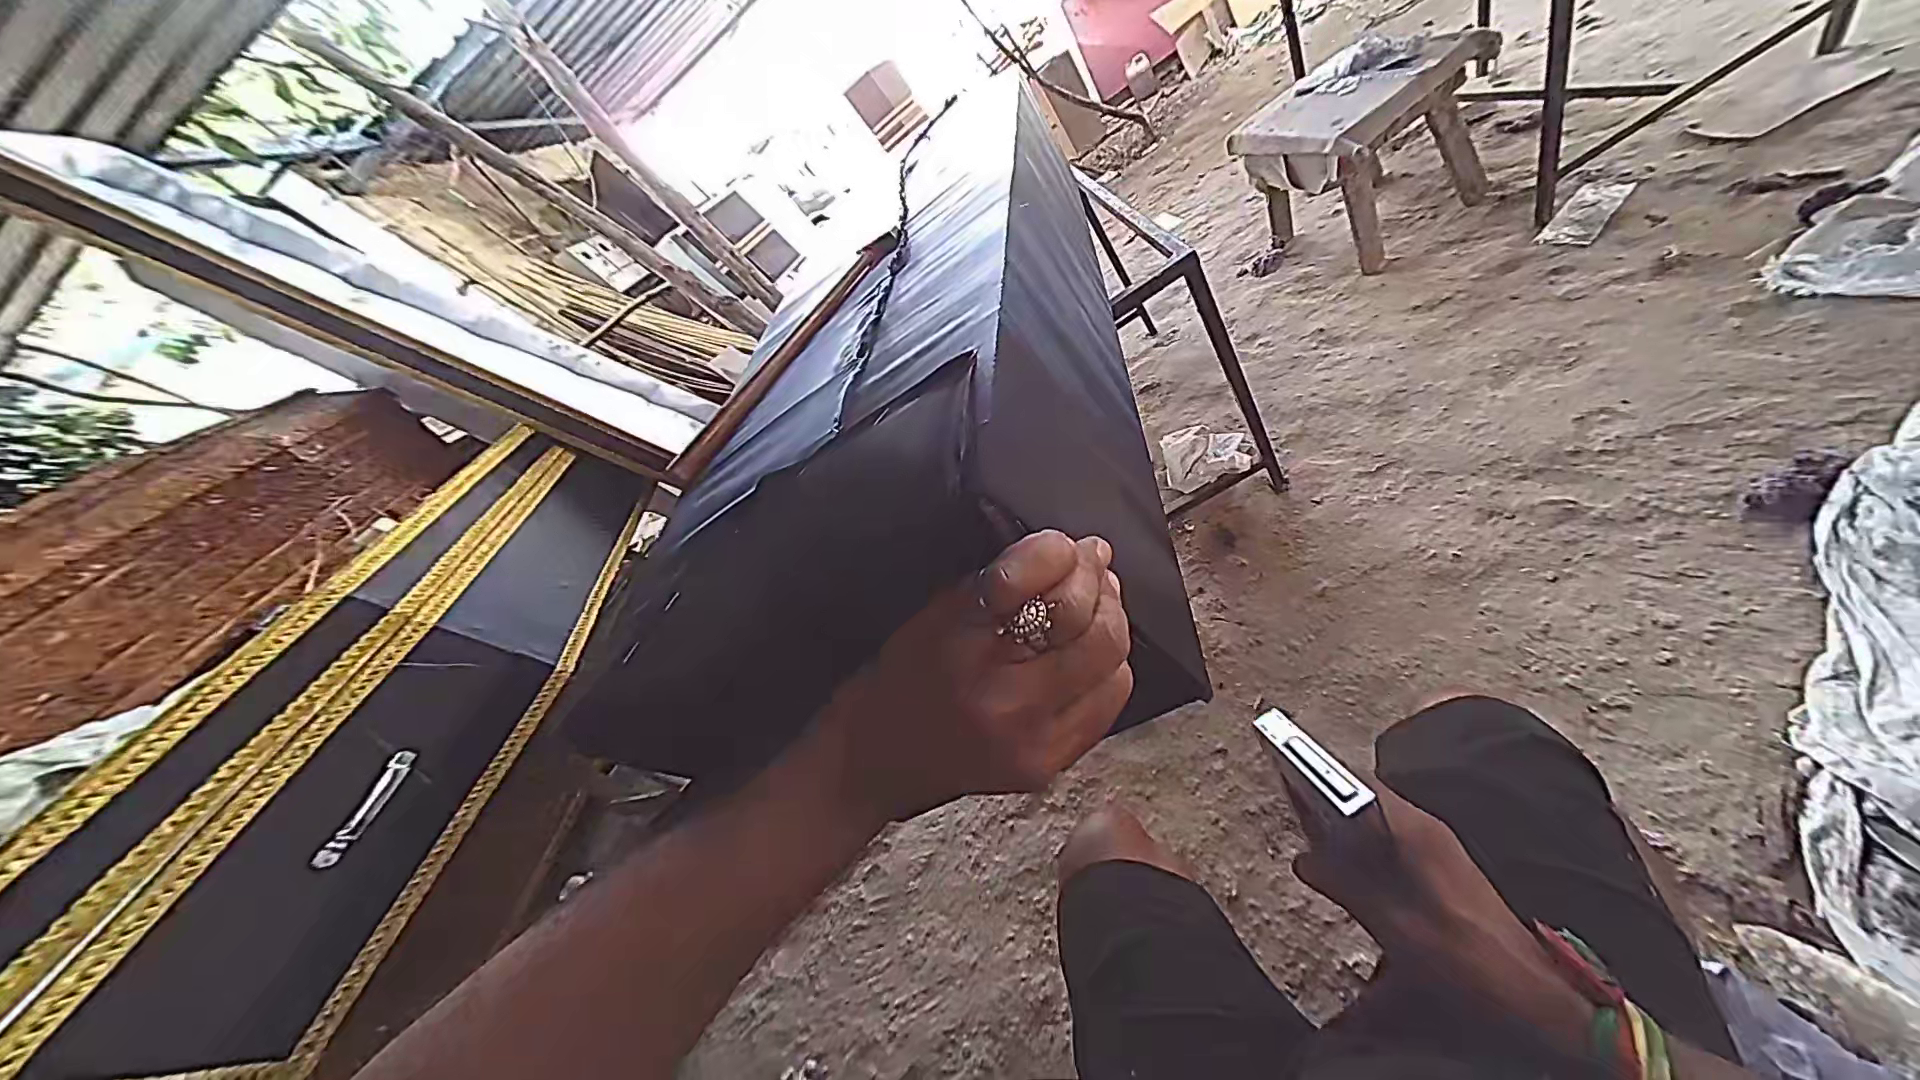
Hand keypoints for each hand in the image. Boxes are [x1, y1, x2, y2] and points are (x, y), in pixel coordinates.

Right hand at [808, 530, 1133, 822]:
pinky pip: (1109, 700)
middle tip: (1092, 562)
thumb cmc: (901, 679)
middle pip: (1086, 622)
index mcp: (958, 646)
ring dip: (1109, 617)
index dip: (1058, 551)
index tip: (1067, 542)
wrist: (879, 760)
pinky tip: (1092, 648)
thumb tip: (1067, 552)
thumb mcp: (934, 612)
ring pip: (1111, 659)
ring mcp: (1031, 739)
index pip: (1029, 581)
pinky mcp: (1049, 763)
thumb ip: (1000, 580)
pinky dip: (1108, 663)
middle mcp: (1000, 698)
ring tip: (1097, 599)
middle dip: (1096, 580)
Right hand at [1291, 784, 1595, 1053]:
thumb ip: (1343, 884)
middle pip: (1363, 794)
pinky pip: (1390, 837)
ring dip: (1343, 820)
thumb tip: (1305, 862)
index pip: (1354, 780)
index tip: (1285, 768)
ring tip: (1311, 833)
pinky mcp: (1443, 866)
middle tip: (1292, 804)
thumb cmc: (1462, 953)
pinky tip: (1348, 865)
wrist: (1530, 992)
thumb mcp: (1390, 922)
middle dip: (1325, 796)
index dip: (1316, 773)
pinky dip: (1363, 841)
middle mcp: (1425, 828)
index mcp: (1412, 829)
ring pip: (1376, 816)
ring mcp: (1437, 846)